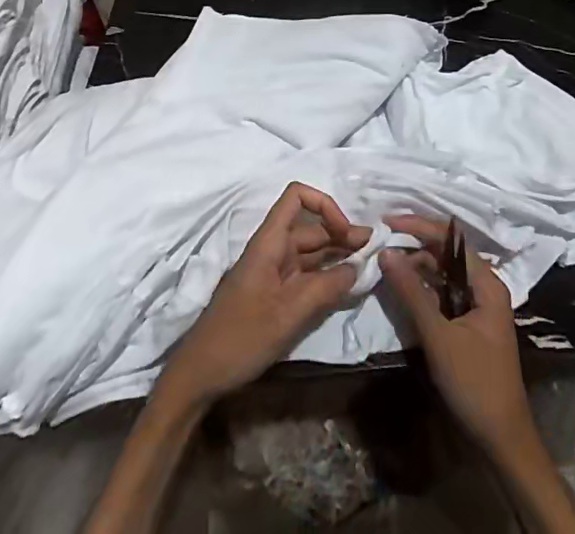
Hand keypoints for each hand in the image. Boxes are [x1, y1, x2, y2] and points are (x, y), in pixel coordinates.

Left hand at [160, 182, 370, 403]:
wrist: (200, 375)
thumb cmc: (241, 338)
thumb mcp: (289, 313)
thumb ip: (327, 287)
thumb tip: (358, 267)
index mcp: (269, 243)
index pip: (296, 198)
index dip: (325, 206)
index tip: (345, 232)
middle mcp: (272, 251)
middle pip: (311, 228)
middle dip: (342, 234)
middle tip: (374, 250)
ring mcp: (273, 273)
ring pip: (312, 252)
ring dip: (338, 255)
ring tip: (368, 265)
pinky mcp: (275, 294)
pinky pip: (307, 275)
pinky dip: (328, 275)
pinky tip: (347, 285)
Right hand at [378, 214, 531, 451]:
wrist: (500, 437)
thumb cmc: (474, 383)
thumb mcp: (439, 337)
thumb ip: (412, 294)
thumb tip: (386, 252)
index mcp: (487, 284)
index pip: (451, 241)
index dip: (419, 227)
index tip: (387, 222)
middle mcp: (485, 288)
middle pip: (448, 255)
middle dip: (416, 245)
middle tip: (381, 244)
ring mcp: (478, 307)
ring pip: (444, 275)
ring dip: (418, 267)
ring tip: (386, 264)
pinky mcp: (469, 324)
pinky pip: (444, 294)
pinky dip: (423, 288)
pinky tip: (402, 290)